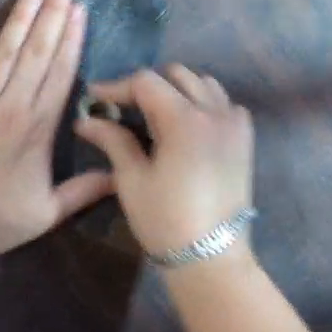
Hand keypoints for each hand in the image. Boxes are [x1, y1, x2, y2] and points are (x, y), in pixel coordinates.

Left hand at [0, 0, 115, 257]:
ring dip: (21, 14)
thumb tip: (120, 175)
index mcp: (40, 128)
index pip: (62, 73)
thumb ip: (85, 190)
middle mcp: (13, 105)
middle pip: (38, 51)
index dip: (72, 38)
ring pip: (6, 49)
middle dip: (52, 12)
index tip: (80, 8)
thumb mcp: (49, 212)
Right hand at [75, 65, 254, 258]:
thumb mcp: (131, 179)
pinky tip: (187, 127)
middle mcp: (214, 112)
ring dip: (177, 90)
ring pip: (204, 84)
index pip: (146, 82)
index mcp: (183, 119)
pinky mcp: (245, 140)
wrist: (211, 256)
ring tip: (156, 116)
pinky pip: (224, 104)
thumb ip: (113, 140)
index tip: (94, 99)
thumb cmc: (164, 219)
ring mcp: (234, 124)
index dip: (116, 87)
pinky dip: (204, 104)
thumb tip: (86, 120)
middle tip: (124, 109)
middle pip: (177, 75)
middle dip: (147, 86)